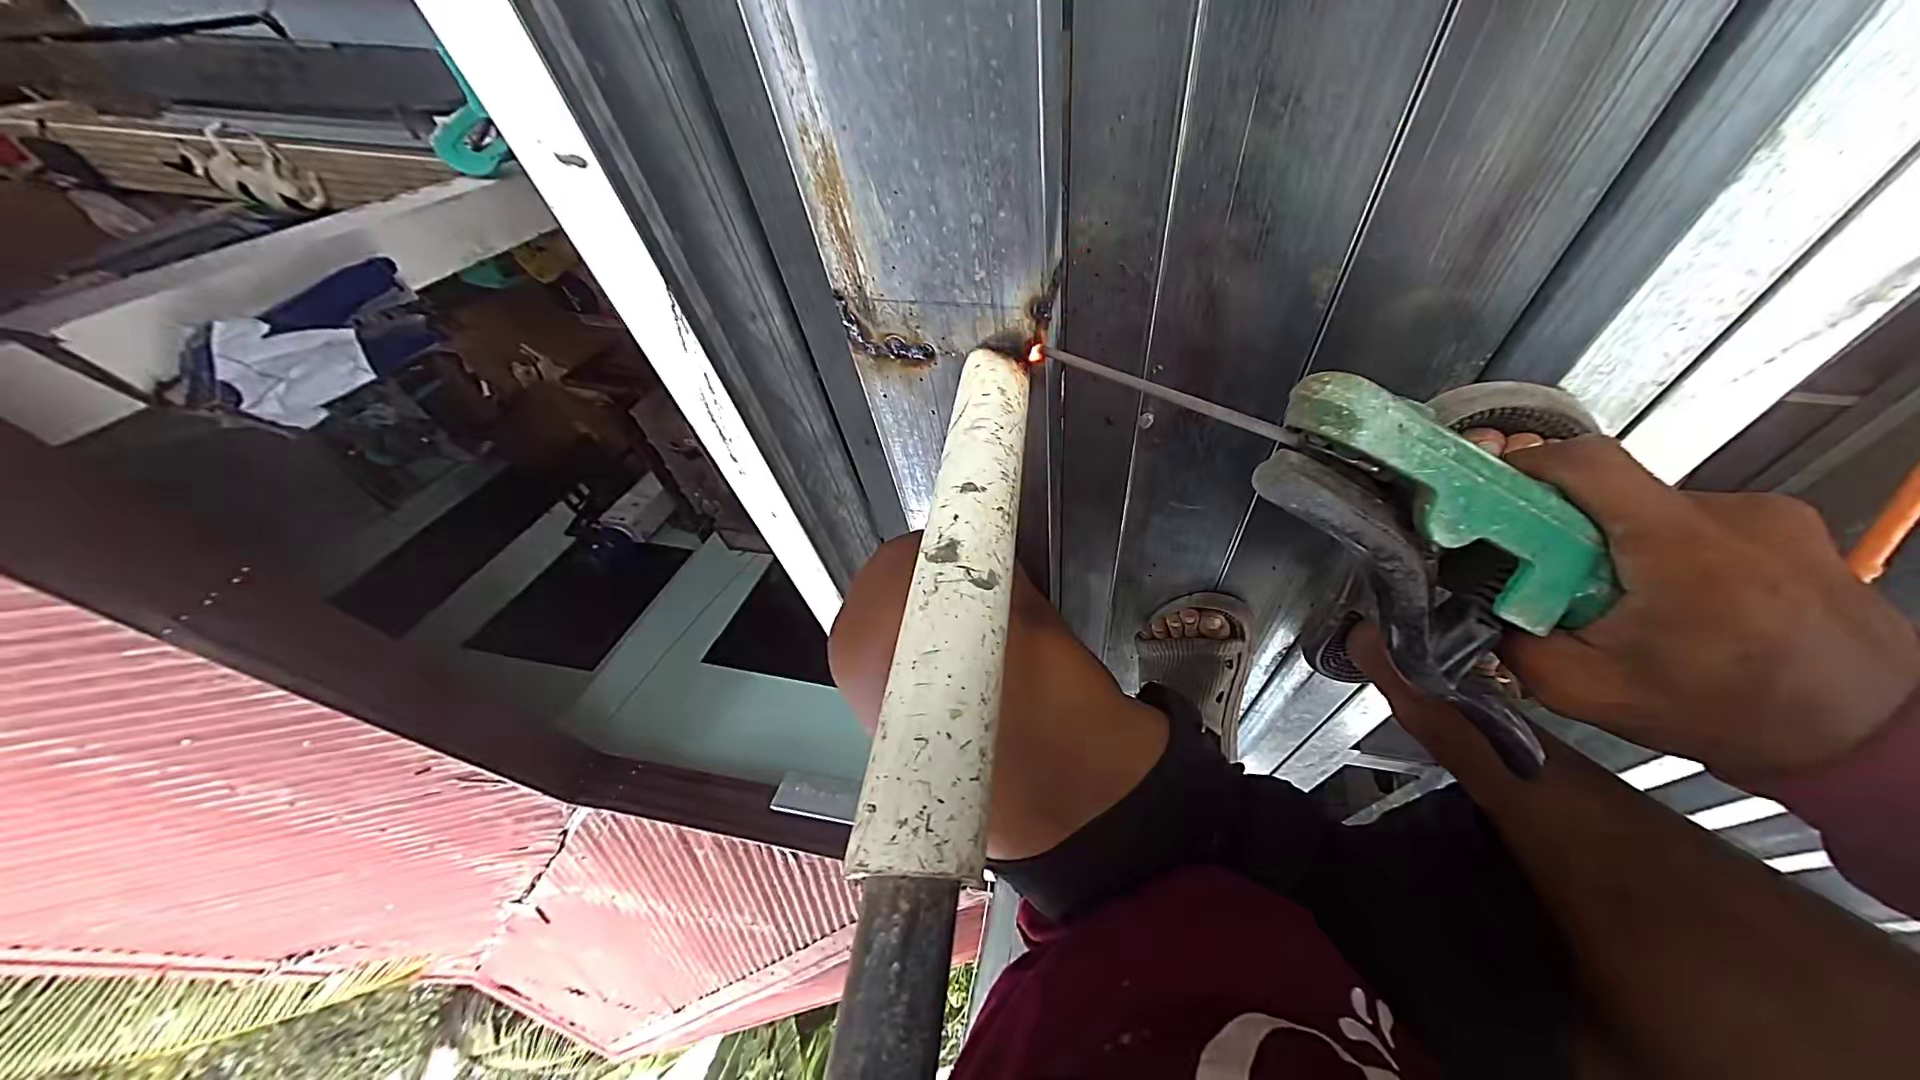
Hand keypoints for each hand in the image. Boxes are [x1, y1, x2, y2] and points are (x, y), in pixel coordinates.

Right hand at [1496, 436, 1919, 779]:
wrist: (1869, 738)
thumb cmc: (1736, 716)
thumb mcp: (1586, 690)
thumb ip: (1513, 639)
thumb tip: (1473, 601)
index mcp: (1684, 551)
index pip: (1586, 463)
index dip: (1523, 469)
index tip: (1488, 498)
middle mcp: (1733, 517)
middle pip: (1606, 489)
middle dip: (1557, 528)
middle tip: (1546, 579)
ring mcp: (1765, 516)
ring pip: (1641, 506)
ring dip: (1606, 542)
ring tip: (1612, 599)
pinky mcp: (1781, 525)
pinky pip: (1682, 518)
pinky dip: (1649, 548)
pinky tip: (1660, 598)